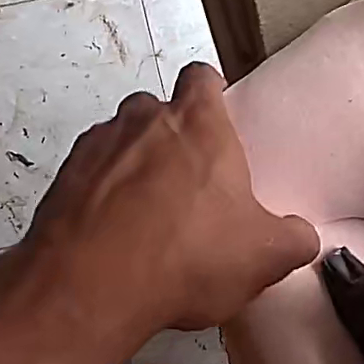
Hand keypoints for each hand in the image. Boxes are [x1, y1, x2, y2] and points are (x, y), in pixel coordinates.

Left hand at [23, 62, 318, 336]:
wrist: (91, 285)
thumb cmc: (179, 257)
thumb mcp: (262, 257)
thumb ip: (292, 240)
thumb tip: (300, 239)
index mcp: (198, 125)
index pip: (203, 79)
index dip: (210, 92)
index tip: (215, 112)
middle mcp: (143, 122)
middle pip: (157, 110)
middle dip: (171, 138)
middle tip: (186, 182)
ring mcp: (98, 147)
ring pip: (120, 143)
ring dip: (133, 167)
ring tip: (148, 215)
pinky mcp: (64, 179)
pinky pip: (88, 176)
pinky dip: (100, 195)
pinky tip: (115, 233)